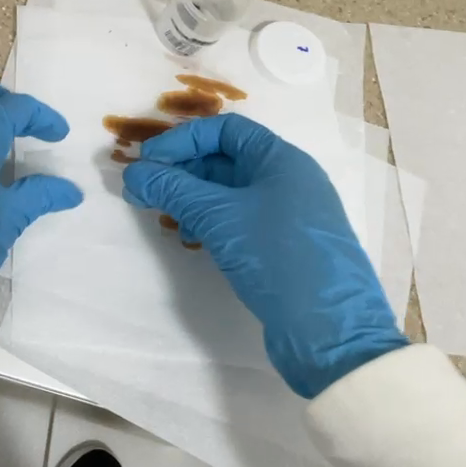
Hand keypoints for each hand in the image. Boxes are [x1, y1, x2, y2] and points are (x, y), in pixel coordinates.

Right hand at [122, 113, 406, 397]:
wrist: (332, 335)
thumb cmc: (278, 258)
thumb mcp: (218, 217)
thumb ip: (172, 189)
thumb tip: (132, 173)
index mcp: (282, 161)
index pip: (225, 130)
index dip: (183, 139)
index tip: (148, 161)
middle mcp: (288, 181)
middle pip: (224, 158)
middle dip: (180, 169)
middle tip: (143, 189)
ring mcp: (288, 215)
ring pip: (228, 191)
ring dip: (190, 195)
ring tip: (160, 213)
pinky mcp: (282, 247)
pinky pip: (237, 218)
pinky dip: (208, 219)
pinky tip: (189, 235)